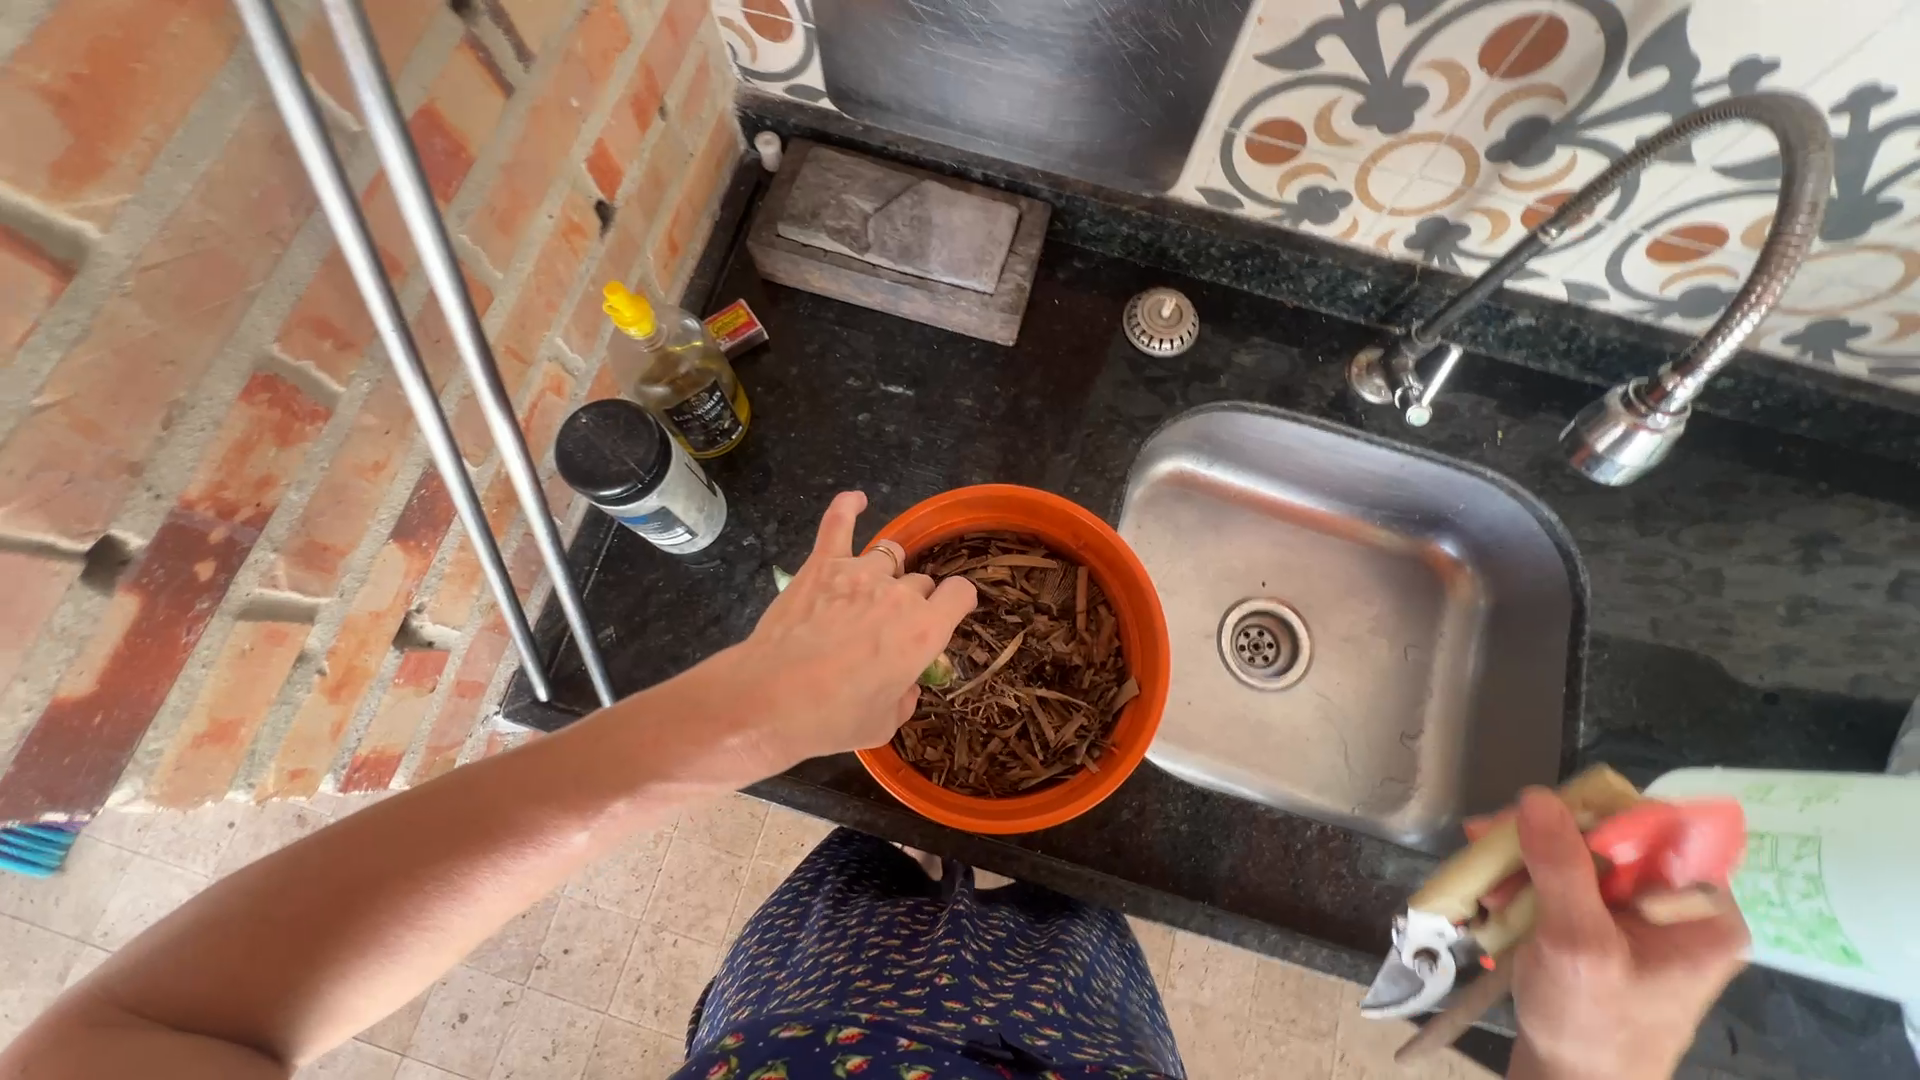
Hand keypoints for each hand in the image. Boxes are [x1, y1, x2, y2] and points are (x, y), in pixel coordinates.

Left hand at [706, 491, 975, 776]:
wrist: (773, 699)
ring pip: (888, 555)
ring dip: (886, 571)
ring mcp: (859, 572)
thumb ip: (904, 701)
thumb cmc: (833, 718)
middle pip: (920, 581)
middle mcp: (899, 594)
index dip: (956, 603)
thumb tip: (908, 688)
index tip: (948, 612)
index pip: (960, 594)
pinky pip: (838, 524)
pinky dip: (847, 508)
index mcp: (925, 630)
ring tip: (869, 590)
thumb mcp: (884, 724)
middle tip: (888, 628)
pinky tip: (856, 500)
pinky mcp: (821, 565)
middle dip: (913, 601)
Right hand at [1507, 789, 1748, 1079]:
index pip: (1656, 830)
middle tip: (1487, 838)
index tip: (1533, 814)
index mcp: (1702, 912)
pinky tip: (1495, 895)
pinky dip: (1523, 881)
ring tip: (1487, 881)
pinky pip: (1562, 880)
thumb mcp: (1575, 942)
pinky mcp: (1603, 928)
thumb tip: (1537, 795)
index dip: (1594, 813)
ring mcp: (1638, 919)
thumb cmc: (1589, 1022)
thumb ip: (1560, 866)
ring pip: (1577, 856)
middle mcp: (1677, 908)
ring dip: (1523, 861)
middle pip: (1608, 839)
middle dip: (1542, 839)